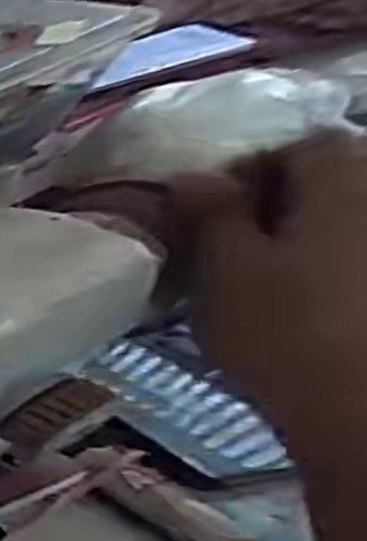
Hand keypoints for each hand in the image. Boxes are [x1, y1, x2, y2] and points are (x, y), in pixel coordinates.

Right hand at [177, 132, 366, 441]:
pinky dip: (332, 258)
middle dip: (287, 197)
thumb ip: (213, 218)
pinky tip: (305, 291)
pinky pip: (355, 250)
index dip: (255, 166)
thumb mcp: (224, 272)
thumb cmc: (277, 328)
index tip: (209, 205)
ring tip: (267, 269)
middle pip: (343, 172)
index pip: (305, 145)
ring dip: (310, 229)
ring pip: (352, 213)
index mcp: (347, 182)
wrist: (359, 395)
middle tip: (232, 239)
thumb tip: (191, 175)